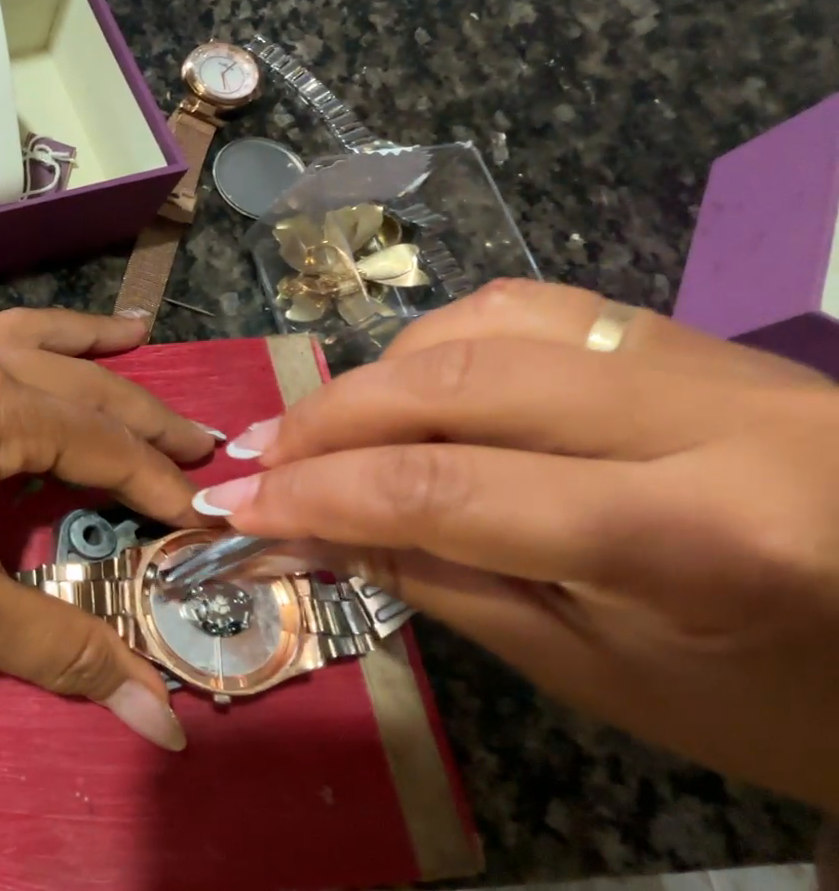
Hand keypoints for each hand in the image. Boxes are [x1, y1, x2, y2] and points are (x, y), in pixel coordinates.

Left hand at [0, 308, 218, 749]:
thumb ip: (67, 652)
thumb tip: (164, 718)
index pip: (104, 445)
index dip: (159, 487)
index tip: (203, 519)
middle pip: (80, 382)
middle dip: (143, 416)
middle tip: (201, 445)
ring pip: (31, 336)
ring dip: (89, 347)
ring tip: (142, 336)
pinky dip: (28, 334)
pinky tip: (37, 344)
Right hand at [190, 280, 838, 808]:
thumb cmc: (776, 704)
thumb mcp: (594, 672)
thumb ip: (437, 581)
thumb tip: (308, 528)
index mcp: (697, 540)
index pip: (446, 492)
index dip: (318, 495)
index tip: (236, 506)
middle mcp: (708, 421)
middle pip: (456, 380)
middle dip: (329, 419)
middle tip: (259, 457)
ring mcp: (708, 361)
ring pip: (488, 321)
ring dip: (378, 372)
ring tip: (326, 425)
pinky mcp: (694, 337)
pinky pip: (537, 307)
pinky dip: (442, 338)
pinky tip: (411, 381)